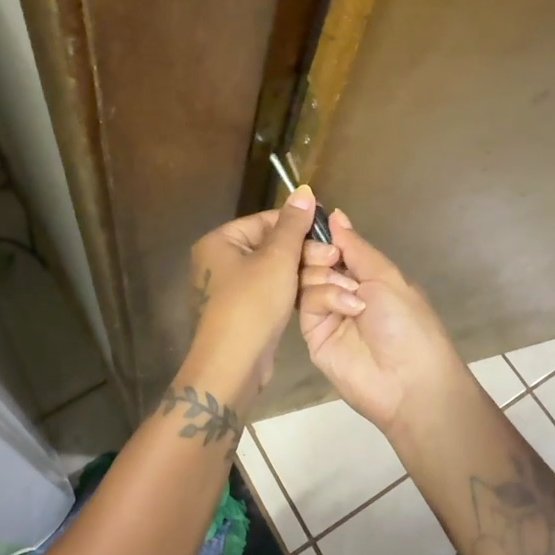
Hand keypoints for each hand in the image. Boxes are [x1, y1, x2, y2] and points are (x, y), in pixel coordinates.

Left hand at [181, 186, 316, 406]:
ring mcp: (231, 288)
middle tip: (335, 258)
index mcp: (219, 241)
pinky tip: (319, 293)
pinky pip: (272, 291)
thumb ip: (293, 224)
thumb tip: (304, 190)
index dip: (298, 224)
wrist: (233, 364)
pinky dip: (294, 290)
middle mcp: (220, 260)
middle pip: (271, 245)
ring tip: (335, 276)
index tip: (328, 232)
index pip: (264, 220)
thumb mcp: (276, 259)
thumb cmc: (251, 303)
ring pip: (275, 270)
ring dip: (305, 272)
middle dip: (305, 252)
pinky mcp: (245, 311)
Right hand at [298, 210, 470, 436]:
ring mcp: (326, 312)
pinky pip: (306, 301)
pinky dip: (325, 296)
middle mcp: (341, 290)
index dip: (324, 234)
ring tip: (351, 292)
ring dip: (327, 277)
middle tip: (333, 258)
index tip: (313, 220)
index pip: (334, 246)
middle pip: (313, 259)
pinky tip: (346, 307)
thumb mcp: (386, 276)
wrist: (409, 381)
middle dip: (321, 253)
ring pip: (306, 277)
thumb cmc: (407, 322)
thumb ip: (355, 246)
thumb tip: (335, 214)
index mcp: (364, 275)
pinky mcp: (312, 332)